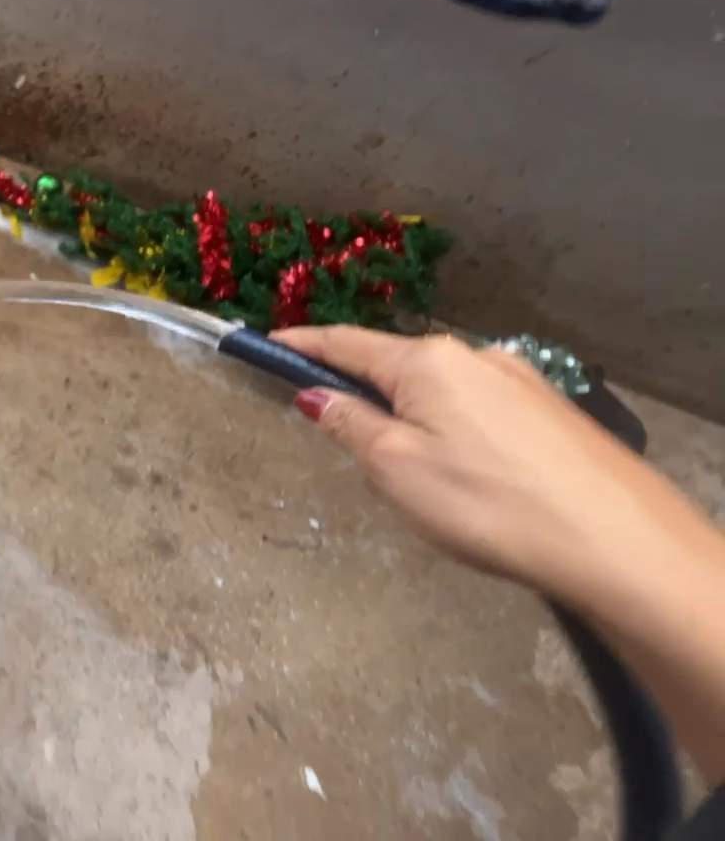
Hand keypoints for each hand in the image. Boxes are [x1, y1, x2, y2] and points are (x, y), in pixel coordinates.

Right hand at [274, 326, 702, 609]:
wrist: (633, 555)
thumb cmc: (492, 505)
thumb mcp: (393, 465)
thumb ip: (347, 423)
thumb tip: (313, 395)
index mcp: (428, 362)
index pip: (343, 343)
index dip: (300, 345)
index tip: (264, 344)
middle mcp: (476, 358)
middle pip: (391, 364)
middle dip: (356, 386)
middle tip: (329, 424)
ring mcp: (523, 383)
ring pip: (434, 388)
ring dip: (403, 410)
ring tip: (400, 462)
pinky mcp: (554, 414)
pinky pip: (473, 406)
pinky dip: (444, 423)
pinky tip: (457, 467)